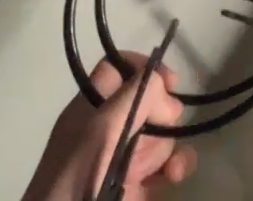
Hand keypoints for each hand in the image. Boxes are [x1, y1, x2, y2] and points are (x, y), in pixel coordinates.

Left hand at [21, 53, 197, 200]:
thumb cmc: (75, 182)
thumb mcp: (100, 130)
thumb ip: (134, 96)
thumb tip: (164, 86)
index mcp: (91, 110)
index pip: (118, 68)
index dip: (143, 68)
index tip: (167, 82)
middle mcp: (109, 129)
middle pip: (149, 102)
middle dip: (161, 114)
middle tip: (161, 125)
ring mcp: (124, 158)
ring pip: (162, 134)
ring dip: (167, 147)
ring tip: (155, 167)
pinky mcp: (138, 185)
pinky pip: (170, 164)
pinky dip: (178, 166)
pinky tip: (173, 176)